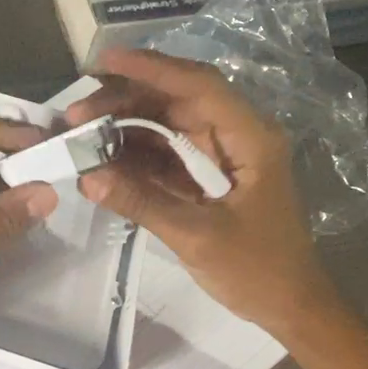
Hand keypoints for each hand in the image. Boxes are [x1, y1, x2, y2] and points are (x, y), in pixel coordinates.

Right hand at [67, 48, 338, 333]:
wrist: (291, 307)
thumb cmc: (258, 270)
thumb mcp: (197, 237)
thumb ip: (141, 202)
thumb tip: (87, 177)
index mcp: (250, 138)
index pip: (198, 86)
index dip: (151, 68)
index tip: (105, 61)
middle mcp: (236, 135)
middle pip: (176, 99)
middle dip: (125, 100)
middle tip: (76, 113)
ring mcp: (221, 155)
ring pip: (166, 124)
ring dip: (124, 126)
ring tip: (80, 134)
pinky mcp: (206, 177)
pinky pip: (165, 153)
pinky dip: (134, 154)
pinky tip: (101, 159)